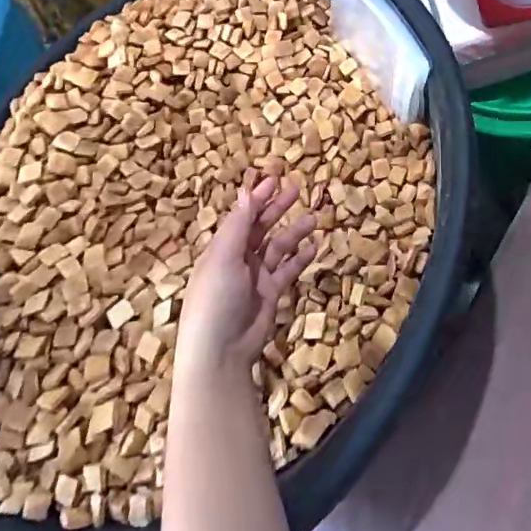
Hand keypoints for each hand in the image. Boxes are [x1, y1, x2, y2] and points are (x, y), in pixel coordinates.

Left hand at [178, 171, 316, 376]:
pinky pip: (287, 270)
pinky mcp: (269, 294)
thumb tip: (246, 192)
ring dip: (294, 232)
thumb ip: (238, 226)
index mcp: (221, 249)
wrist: (220, 352)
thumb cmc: (216, 299)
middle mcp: (238, 259)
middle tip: (297, 190)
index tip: (274, 179)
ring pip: (277, 247)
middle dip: (277, 208)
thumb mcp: (224, 257)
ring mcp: (254, 277)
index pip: (241, 216)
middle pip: (260, 227)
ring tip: (314, 219)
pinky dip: (299, 258)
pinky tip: (314, 246)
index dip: (257, 198)